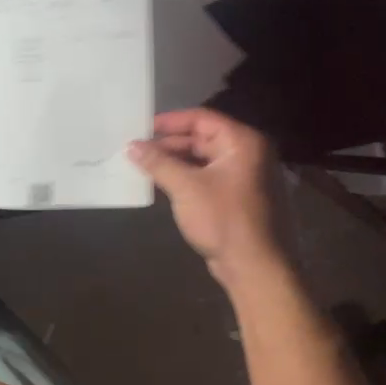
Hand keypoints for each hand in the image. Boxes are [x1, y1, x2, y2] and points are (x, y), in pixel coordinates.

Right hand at [126, 108, 282, 284]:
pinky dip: (183, 177)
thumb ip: (157, 162)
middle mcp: (246, 153)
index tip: (140, 128)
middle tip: (136, 150)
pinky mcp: (236, 196)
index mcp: (242, 143)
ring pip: (202, 159)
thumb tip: (131, 146)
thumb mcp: (185, 187)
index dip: (169, 121)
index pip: (201, 119)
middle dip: (167, 144)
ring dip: (173, 162)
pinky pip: (206, 177)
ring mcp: (243, 176)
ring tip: (141, 166)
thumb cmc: (223, 219)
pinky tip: (159, 183)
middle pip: (201, 138)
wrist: (255, 266)